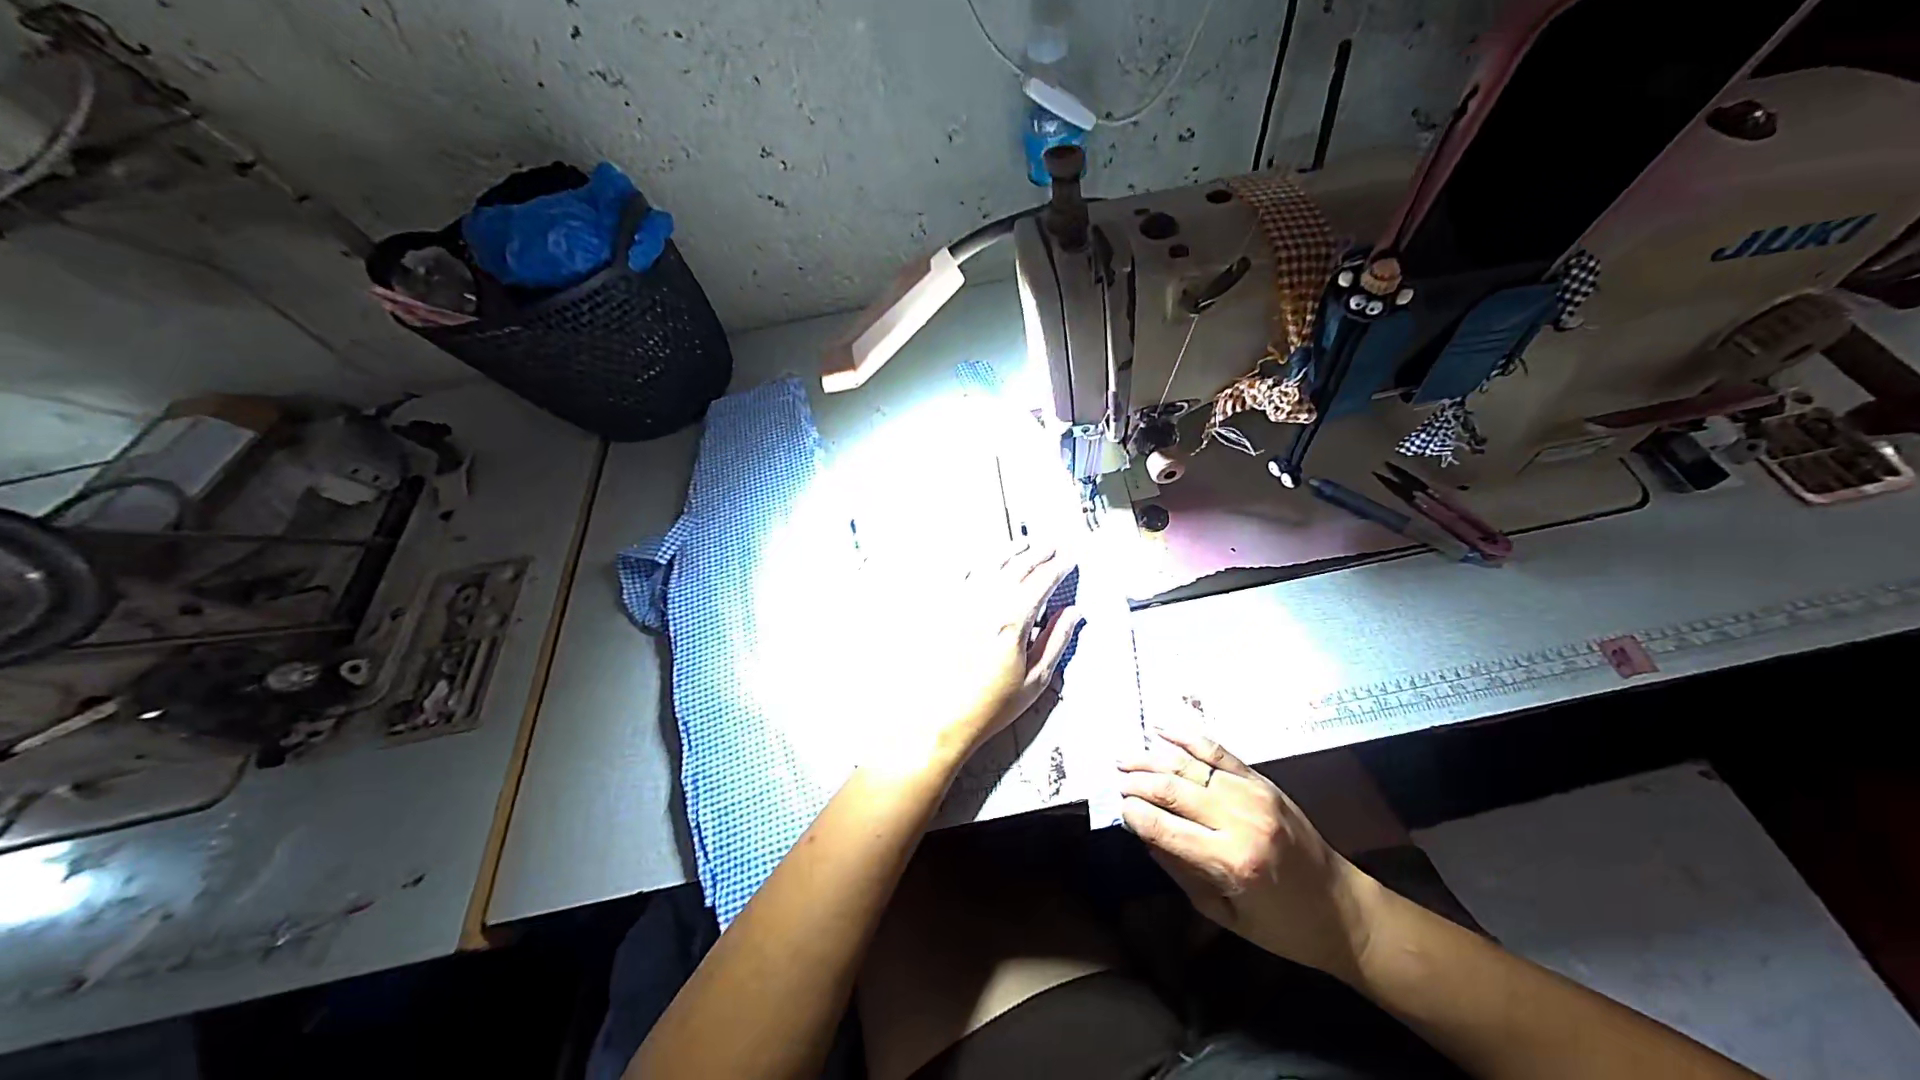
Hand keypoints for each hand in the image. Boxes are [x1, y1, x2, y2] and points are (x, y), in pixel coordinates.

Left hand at [923, 545, 1080, 756]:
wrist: (942, 718)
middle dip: (1038, 553)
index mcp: (1011, 621)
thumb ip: (1056, 640)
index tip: (1069, 560)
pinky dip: (978, 562)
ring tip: (1023, 544)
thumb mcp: (1035, 679)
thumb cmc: (987, 705)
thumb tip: (1071, 616)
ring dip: (1010, 551)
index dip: (1059, 567)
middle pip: (1017, 566)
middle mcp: (985, 606)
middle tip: (1052, 546)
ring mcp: (961, 605)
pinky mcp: (944, 611)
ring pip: (989, 564)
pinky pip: (962, 574)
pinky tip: (984, 560)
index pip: (1042, 581)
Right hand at [1118, 729, 1374, 981]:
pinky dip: (1189, 739)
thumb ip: (1180, 869)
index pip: (1163, 827)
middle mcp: (1240, 821)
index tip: (1117, 807)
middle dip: (1138, 783)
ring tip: (1126, 758)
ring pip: (1190, 766)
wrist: (1343, 910)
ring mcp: (1254, 795)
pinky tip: (1163, 730)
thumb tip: (1144, 834)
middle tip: (1116, 780)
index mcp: (1230, 861)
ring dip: (1153, 759)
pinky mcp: (1264, 783)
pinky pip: (1219, 752)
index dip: (1134, 814)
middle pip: (1173, 790)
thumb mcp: (1222, 912)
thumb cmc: (1281, 926)